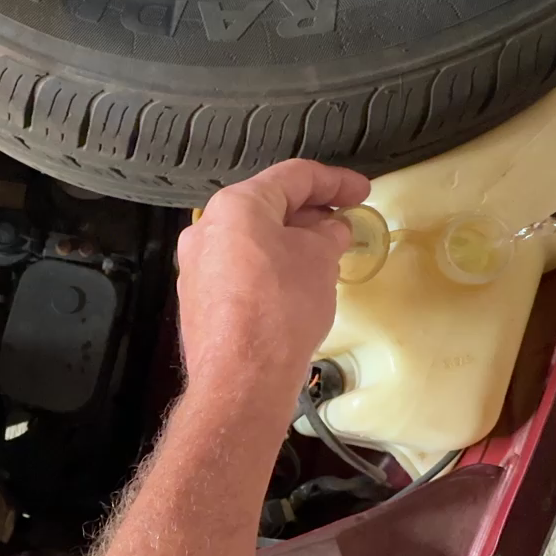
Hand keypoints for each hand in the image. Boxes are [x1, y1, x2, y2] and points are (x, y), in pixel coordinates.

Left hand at [175, 159, 368, 422]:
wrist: (242, 378)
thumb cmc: (280, 311)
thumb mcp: (320, 260)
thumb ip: (328, 233)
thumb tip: (331, 230)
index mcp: (234, 206)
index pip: (293, 177)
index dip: (335, 181)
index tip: (360, 192)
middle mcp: (205, 230)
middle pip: (266, 207)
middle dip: (310, 214)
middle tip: (343, 224)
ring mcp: (195, 266)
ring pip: (250, 240)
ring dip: (288, 242)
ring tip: (324, 256)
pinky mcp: (197, 298)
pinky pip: (237, 270)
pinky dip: (267, 267)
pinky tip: (293, 284)